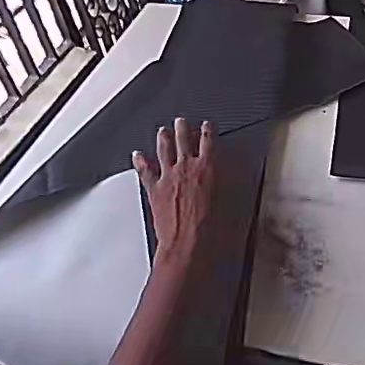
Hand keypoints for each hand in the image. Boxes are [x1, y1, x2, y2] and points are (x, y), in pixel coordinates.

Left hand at [133, 118, 218, 271]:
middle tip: (181, 121)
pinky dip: (141, 161)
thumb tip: (224, 174)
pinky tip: (138, 155)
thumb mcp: (226, 199)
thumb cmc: (209, 227)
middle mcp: (186, 167)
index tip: (206, 124)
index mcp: (207, 167)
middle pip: (183, 140)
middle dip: (183, 128)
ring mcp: (168, 176)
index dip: (207, 129)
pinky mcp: (155, 189)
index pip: (208, 140)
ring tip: (163, 130)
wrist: (187, 243)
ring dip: (164, 138)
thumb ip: (222, 181)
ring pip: (164, 150)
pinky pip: (145, 171)